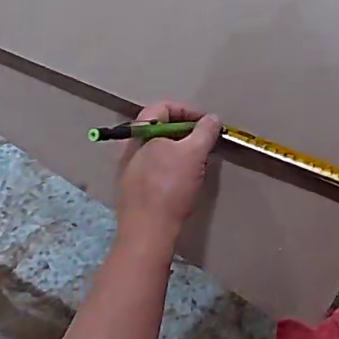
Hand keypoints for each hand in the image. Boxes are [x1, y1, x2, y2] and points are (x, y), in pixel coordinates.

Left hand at [114, 101, 220, 257]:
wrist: (148, 231)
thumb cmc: (170, 187)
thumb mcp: (195, 154)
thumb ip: (205, 132)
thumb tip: (211, 119)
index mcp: (139, 132)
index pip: (164, 107)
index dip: (188, 111)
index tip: (207, 124)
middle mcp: (128, 146)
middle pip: (160, 127)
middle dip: (185, 131)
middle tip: (204, 142)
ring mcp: (127, 168)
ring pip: (157, 149)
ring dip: (179, 150)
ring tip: (197, 162)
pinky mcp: (132, 188)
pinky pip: (153, 168)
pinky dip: (170, 167)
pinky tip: (182, 181)